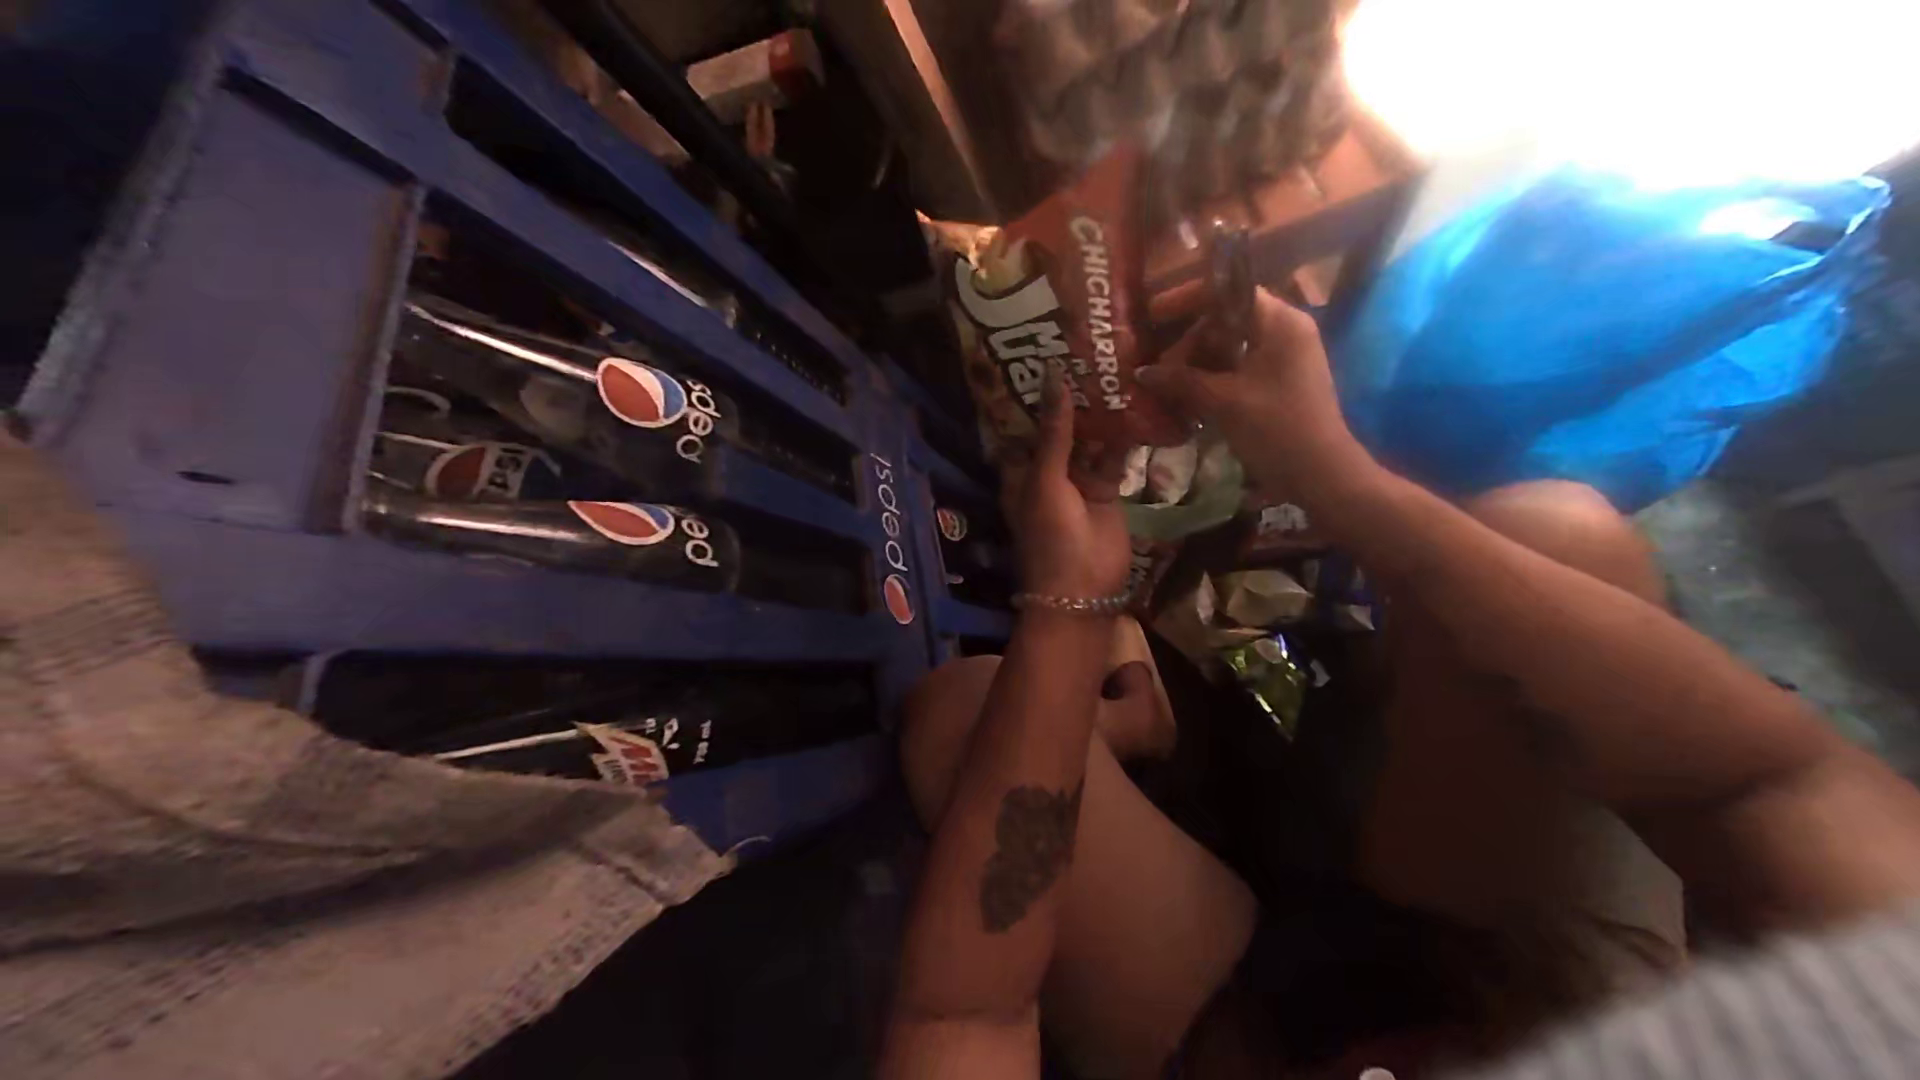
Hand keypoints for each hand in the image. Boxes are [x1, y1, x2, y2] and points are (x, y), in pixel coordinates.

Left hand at [1014, 372, 1132, 600]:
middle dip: (1073, 398)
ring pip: (1089, 439)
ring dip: (1101, 413)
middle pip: (1060, 428)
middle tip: (1091, 352)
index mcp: (1021, 469)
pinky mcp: (1107, 489)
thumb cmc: (1052, 535)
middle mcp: (1048, 470)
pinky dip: (1124, 436)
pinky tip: (1138, 404)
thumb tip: (1054, 377)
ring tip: (1117, 368)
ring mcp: (1078, 479)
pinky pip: (1114, 456)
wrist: (1084, 588)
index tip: (1049, 353)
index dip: (1035, 394)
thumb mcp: (1046, 479)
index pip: (1025, 424)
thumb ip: (1054, 432)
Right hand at [1137, 288, 1372, 502]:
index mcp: (1279, 322)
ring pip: (1228, 346)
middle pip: (1224, 320)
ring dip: (1194, 362)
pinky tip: (1184, 395)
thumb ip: (1182, 381)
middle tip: (1156, 365)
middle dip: (1187, 341)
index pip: (1228, 291)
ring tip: (1163, 383)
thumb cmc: (1276, 429)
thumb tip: (1141, 372)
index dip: (1187, 298)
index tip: (1152, 313)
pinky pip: (1236, 368)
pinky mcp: (1276, 382)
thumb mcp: (1224, 402)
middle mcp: (1284, 330)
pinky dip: (1210, 377)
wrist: (1320, 475)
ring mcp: (1282, 357)